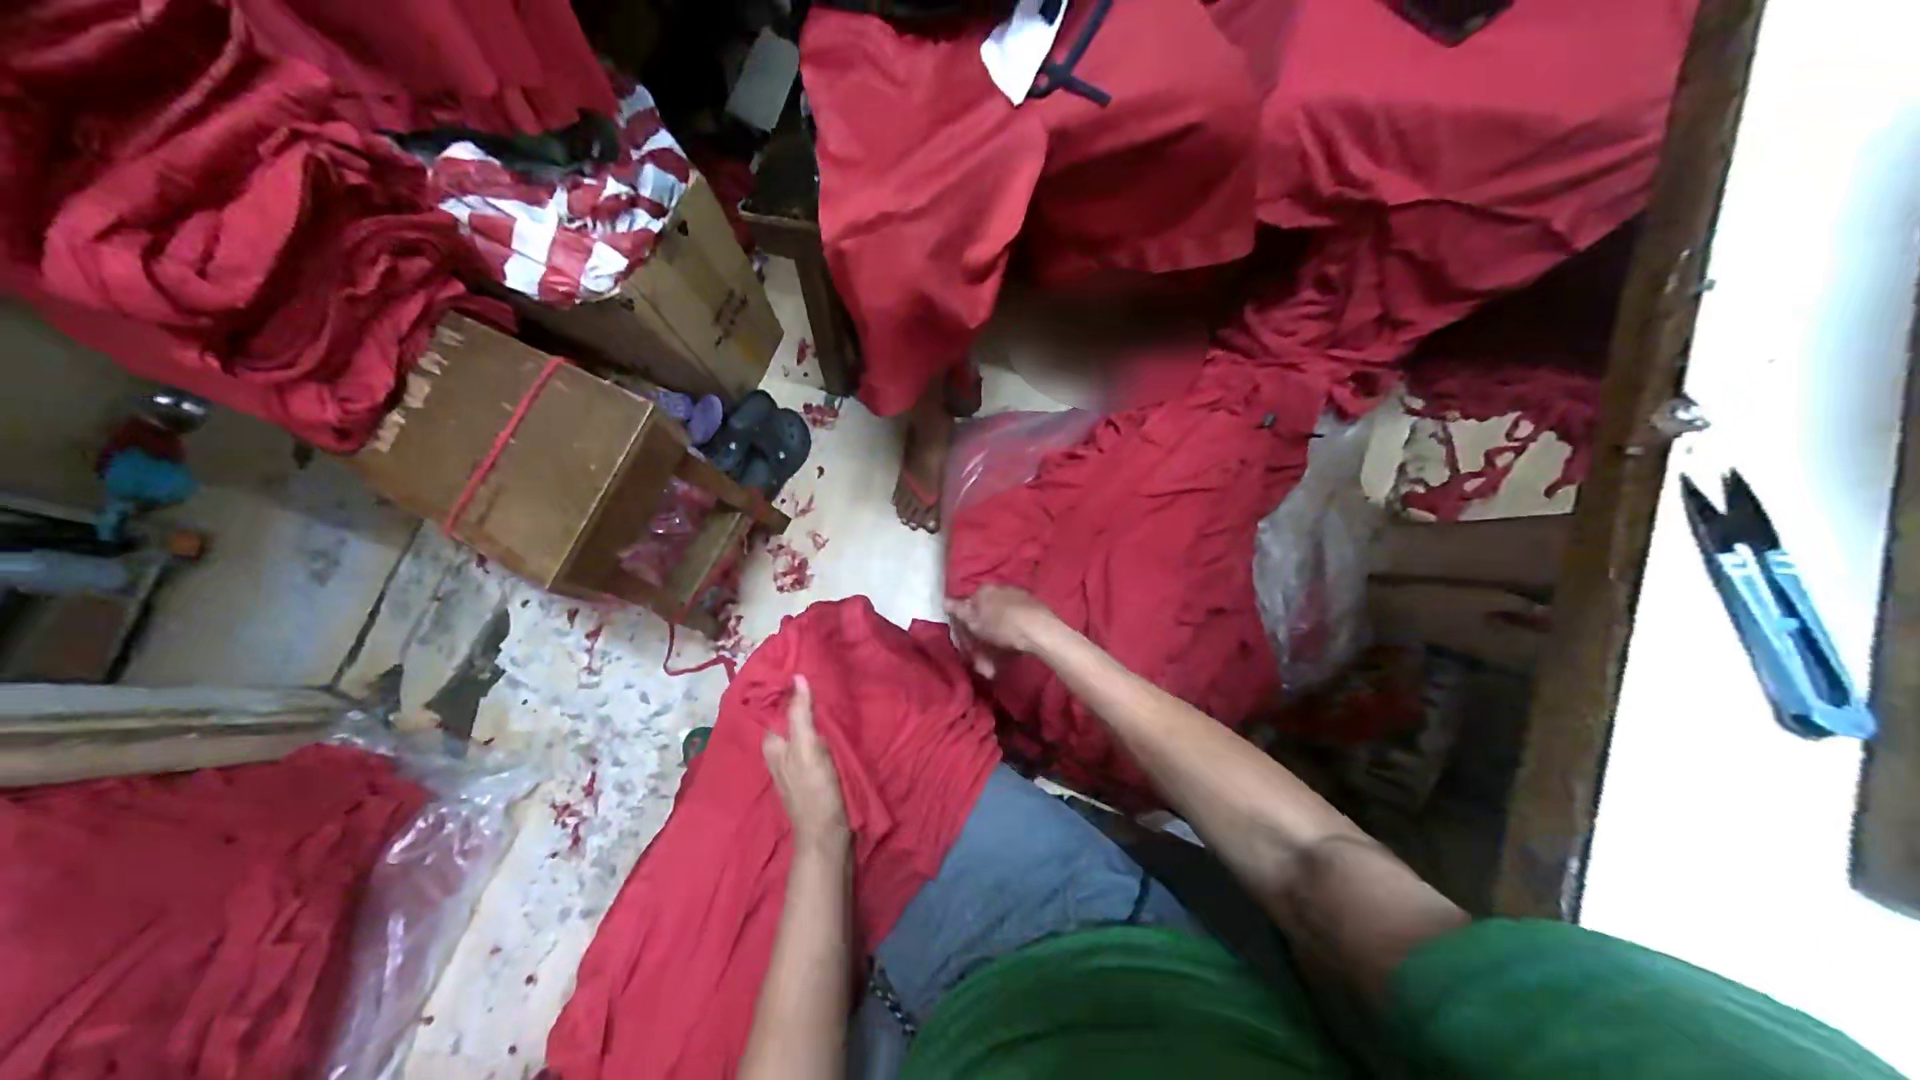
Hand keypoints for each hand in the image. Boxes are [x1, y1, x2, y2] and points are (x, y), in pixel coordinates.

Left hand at [763, 675, 849, 853]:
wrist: (827, 836)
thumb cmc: (814, 790)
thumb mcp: (807, 747)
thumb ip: (801, 713)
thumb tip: (797, 677)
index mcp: (772, 744)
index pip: (776, 707)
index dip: (789, 689)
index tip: (806, 668)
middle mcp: (779, 753)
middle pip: (789, 718)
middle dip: (801, 701)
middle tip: (823, 679)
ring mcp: (794, 765)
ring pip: (802, 731)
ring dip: (813, 717)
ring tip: (831, 697)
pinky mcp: (810, 775)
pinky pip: (812, 745)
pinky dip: (821, 734)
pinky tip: (834, 728)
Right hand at [945, 585, 1058, 677]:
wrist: (1041, 631)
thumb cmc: (1002, 627)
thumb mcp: (975, 622)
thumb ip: (959, 610)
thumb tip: (945, 600)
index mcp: (984, 590)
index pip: (967, 607)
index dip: (965, 629)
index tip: (968, 648)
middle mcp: (1000, 589)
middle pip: (985, 617)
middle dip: (981, 643)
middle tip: (984, 666)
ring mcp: (1019, 597)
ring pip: (1000, 623)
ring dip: (995, 645)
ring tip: (996, 667)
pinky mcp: (1034, 608)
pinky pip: (1015, 624)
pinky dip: (1010, 638)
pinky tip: (1012, 653)